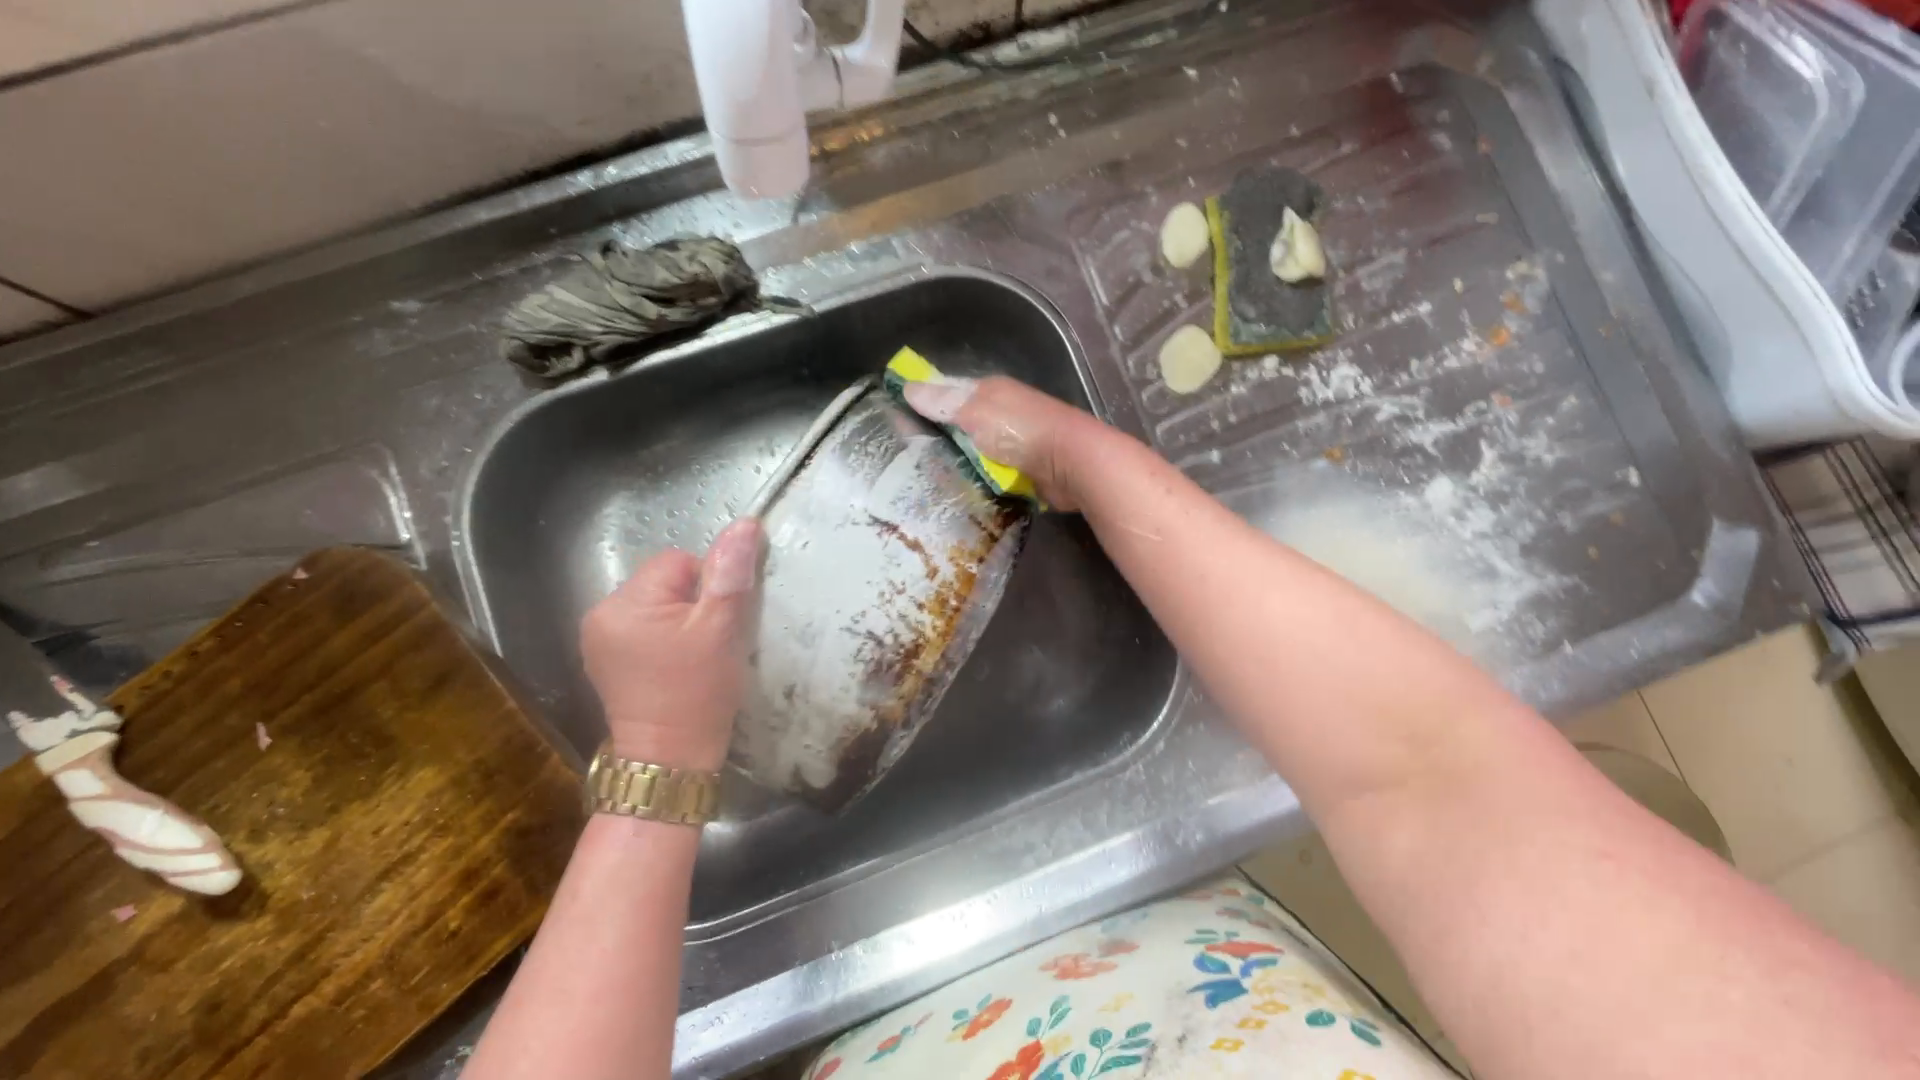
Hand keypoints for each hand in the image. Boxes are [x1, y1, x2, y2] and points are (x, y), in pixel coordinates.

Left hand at [579, 519, 762, 770]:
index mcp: (626, 603)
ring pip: (656, 605)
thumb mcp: (721, 631)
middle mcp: (602, 613)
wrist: (670, 761)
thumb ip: (729, 575)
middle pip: (664, 582)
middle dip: (691, 604)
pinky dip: (662, 639)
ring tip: (691, 657)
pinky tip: (673, 666)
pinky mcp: (604, 660)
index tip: (715, 625)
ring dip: (678, 621)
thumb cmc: (698, 694)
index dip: (707, 587)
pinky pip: (642, 628)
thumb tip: (745, 525)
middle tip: (706, 643)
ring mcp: (598, 639)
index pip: (679, 562)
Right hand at [899, 375, 1107, 510]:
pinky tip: (957, 493)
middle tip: (902, 460)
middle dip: (936, 439)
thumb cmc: (1020, 431)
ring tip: (923, 481)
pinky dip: (976, 482)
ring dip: (956, 465)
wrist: (1072, 463)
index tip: (894, 418)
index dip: (922, 401)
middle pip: (959, 425)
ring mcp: (1013, 443)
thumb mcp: (976, 412)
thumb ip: (943, 403)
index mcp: (989, 391)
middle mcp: (1001, 413)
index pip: (947, 391)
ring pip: (972, 453)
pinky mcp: (1022, 470)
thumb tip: (907, 388)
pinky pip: (989, 475)